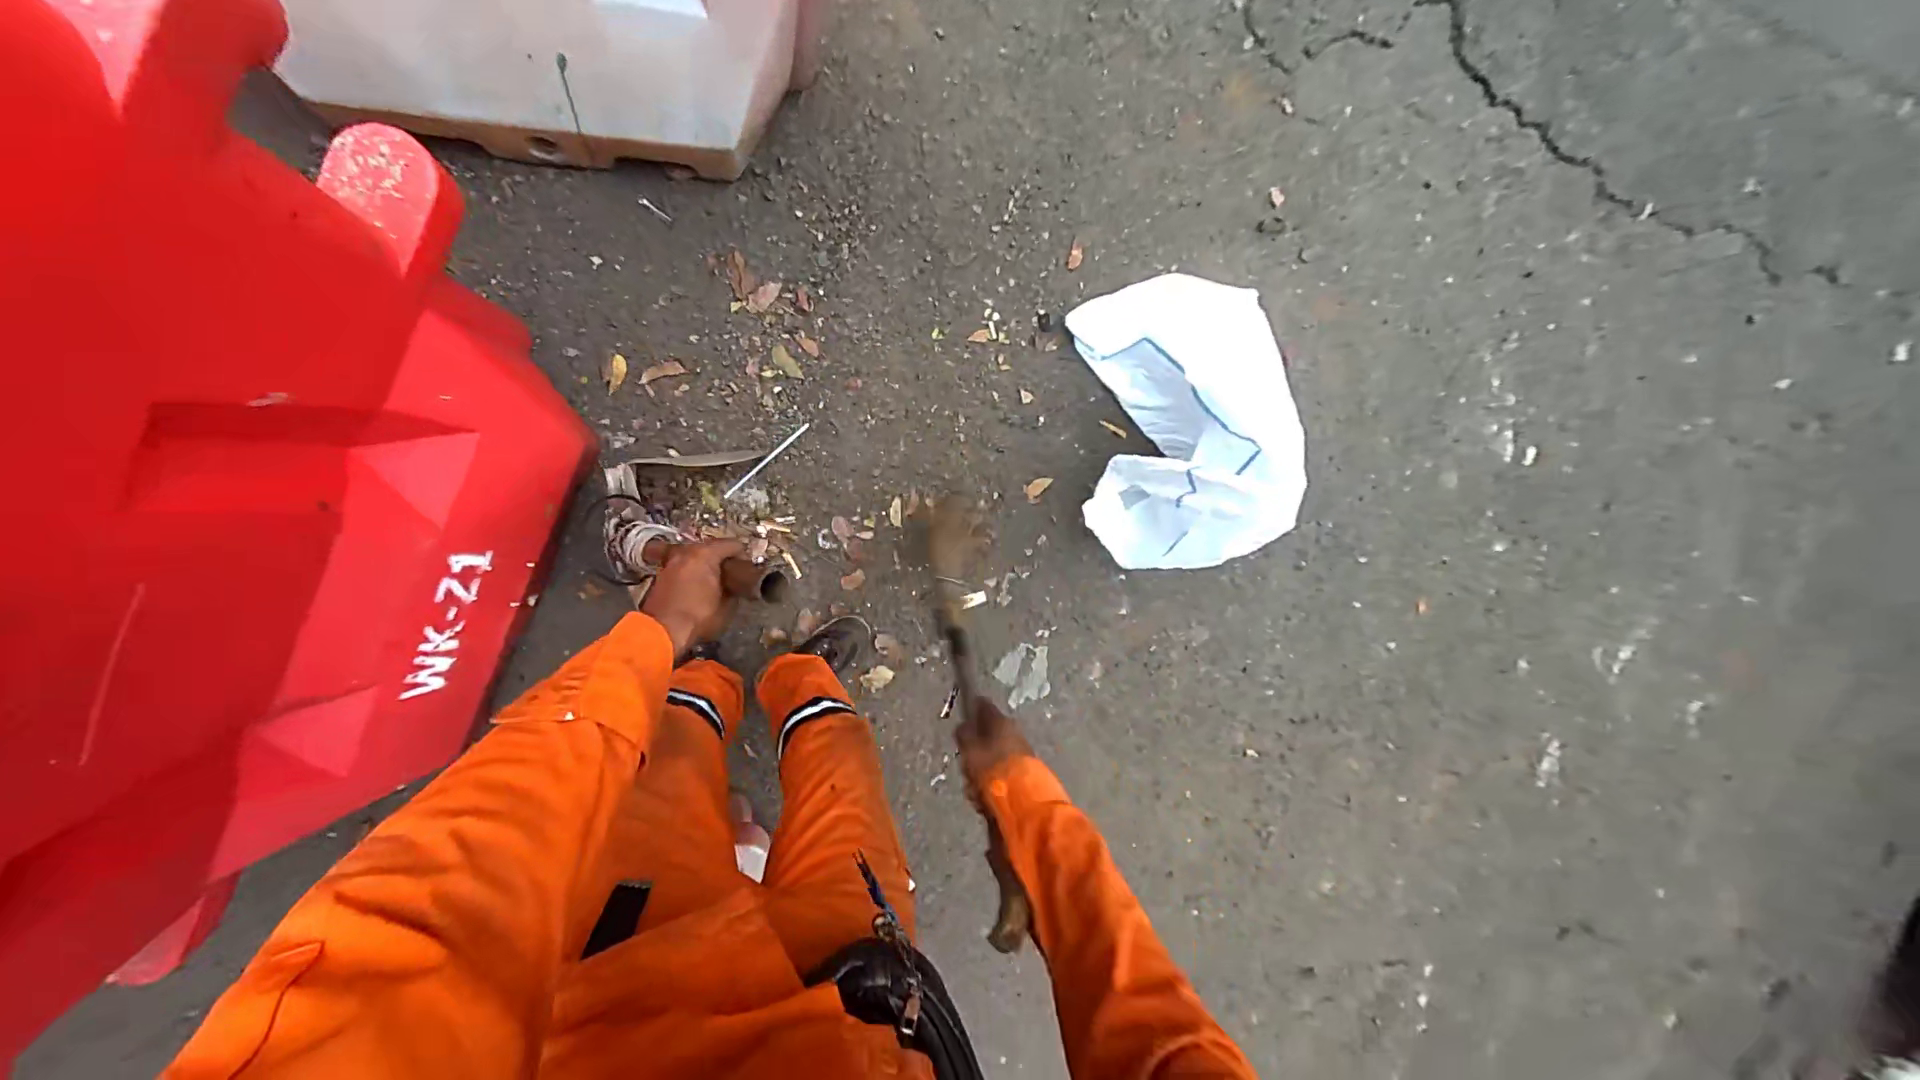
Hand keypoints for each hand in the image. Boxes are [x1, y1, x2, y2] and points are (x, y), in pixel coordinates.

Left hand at [637, 539, 745, 656]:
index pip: (732, 544)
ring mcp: (671, 562)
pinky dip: (693, 571)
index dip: (743, 555)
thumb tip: (734, 586)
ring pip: (695, 555)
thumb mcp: (727, 606)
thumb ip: (733, 589)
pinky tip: (699, 586)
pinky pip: (683, 566)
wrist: (662, 631)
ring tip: (715, 579)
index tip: (746, 569)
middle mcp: (685, 552)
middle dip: (723, 558)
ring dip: (706, 564)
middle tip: (732, 573)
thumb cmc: (698, 617)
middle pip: (711, 547)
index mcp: (704, 554)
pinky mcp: (661, 575)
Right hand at [954, 694, 1034, 806]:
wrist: (1023, 797)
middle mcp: (1012, 730)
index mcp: (1000, 720)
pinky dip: (990, 782)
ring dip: (979, 772)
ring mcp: (1019, 750)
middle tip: (966, 767)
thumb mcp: (969, 749)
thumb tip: (963, 725)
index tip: (960, 724)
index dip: (969, 709)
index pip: (981, 704)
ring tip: (974, 789)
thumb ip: (963, 734)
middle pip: (985, 734)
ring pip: (990, 756)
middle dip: (972, 752)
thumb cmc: (992, 768)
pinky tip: (983, 797)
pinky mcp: (1023, 769)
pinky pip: (999, 771)